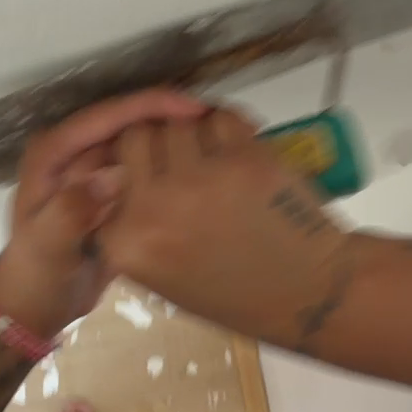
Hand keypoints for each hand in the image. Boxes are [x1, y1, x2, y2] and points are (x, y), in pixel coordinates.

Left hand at [0, 89, 208, 335]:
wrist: (36, 304)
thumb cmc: (36, 275)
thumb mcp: (47, 247)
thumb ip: (71, 211)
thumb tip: (114, 178)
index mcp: (53, 153)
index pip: (105, 116)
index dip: (150, 106)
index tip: (195, 110)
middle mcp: (74, 152)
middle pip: (127, 122)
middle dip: (170, 117)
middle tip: (219, 123)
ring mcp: (94, 171)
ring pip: (140, 143)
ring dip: (175, 139)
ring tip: (220, 139)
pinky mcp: (111, 190)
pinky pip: (145, 169)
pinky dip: (171, 167)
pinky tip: (204, 168)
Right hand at [96, 109, 355, 348]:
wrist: (303, 294)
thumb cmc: (231, 289)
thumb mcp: (157, 271)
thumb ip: (132, 222)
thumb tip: (121, 165)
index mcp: (126, 242)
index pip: (108, 171)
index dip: (132, 164)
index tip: (150, 169)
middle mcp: (153, 207)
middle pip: (138, 134)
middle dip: (159, 140)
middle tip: (182, 158)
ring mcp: (199, 180)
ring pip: (179, 120)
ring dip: (195, 132)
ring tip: (215, 158)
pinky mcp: (244, 159)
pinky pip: (221, 117)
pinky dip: (230, 128)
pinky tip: (239, 152)